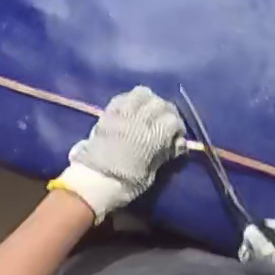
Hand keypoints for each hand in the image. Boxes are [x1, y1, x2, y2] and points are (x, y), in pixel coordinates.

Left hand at [54, 86, 187, 220]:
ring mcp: (123, 111)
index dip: (177, 128)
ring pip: (142, 93)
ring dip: (148, 101)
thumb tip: (178, 144)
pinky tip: (131, 111)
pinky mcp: (108, 111)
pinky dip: (130, 100)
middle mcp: (140, 118)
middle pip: (160, 103)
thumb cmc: (127, 181)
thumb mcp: (152, 172)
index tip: (176, 136)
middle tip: (163, 122)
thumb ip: (165, 153)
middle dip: (165, 111)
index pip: (173, 120)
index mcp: (154, 135)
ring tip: (147, 112)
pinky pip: (123, 97)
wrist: (95, 179)